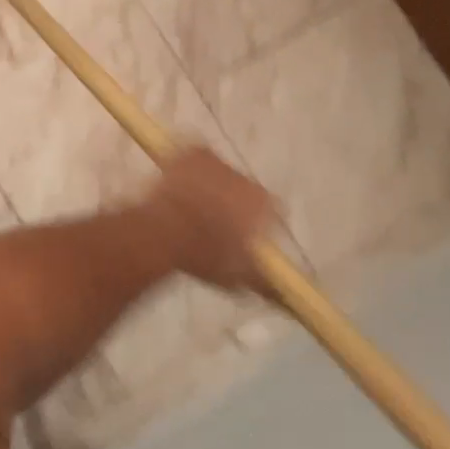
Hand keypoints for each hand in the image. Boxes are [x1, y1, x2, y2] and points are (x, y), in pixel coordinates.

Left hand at [146, 146, 277, 294]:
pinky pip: (197, 157)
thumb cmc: (204, 254)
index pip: (271, 211)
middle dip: (232, 202)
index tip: (241, 234)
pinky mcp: (192, 151)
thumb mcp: (239, 278)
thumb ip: (267, 283)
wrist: (162, 228)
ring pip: (219, 173)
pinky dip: (191, 167)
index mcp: (265, 206)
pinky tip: (180, 184)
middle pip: (244, 189)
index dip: (256, 222)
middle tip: (211, 220)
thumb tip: (286, 298)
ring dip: (211, 184)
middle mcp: (247, 179)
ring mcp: (218, 161)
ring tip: (191, 204)